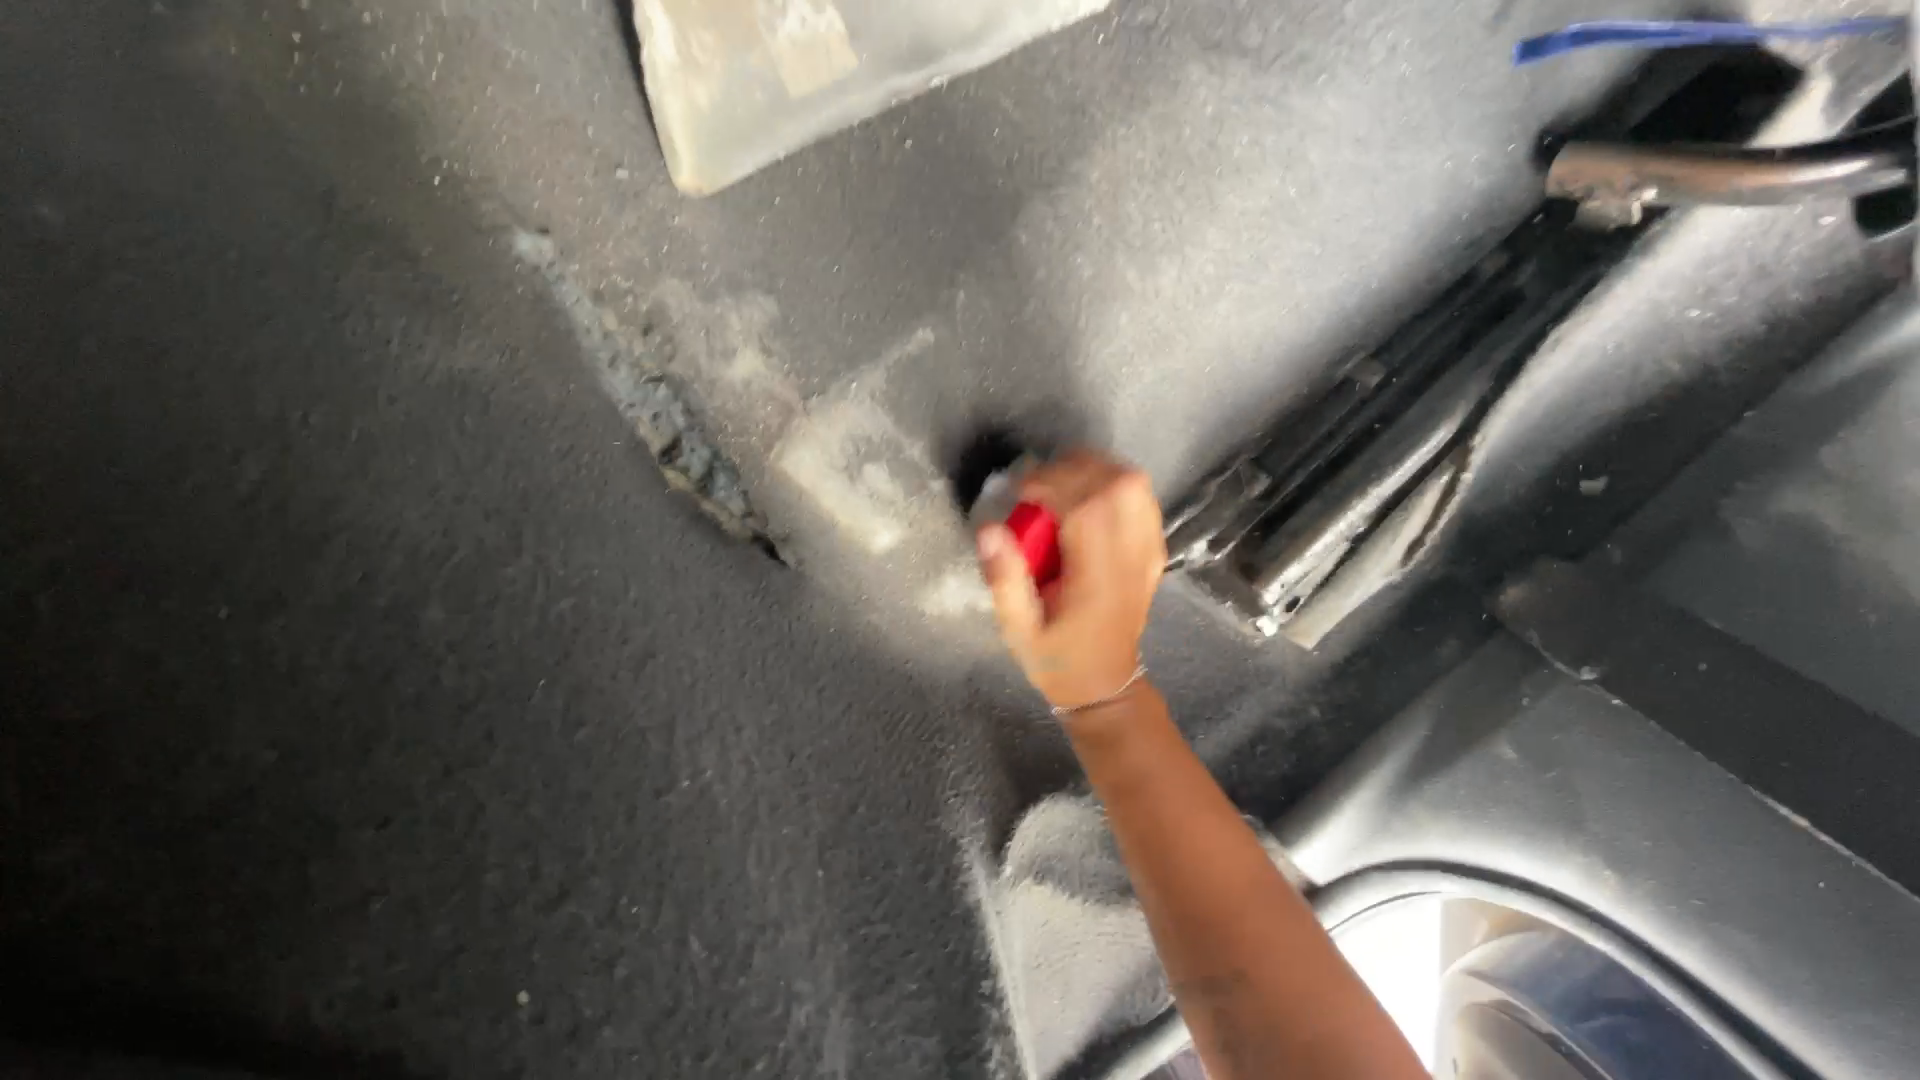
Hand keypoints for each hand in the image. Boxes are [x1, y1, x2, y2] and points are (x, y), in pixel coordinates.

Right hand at [976, 450, 1165, 709]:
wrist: (1106, 683)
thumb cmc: (1058, 660)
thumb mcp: (1018, 631)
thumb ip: (1004, 580)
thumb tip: (989, 528)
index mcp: (1098, 579)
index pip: (1086, 508)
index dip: (1051, 484)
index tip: (1020, 491)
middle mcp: (1131, 559)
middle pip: (1118, 485)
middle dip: (1073, 469)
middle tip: (1038, 484)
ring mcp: (1148, 552)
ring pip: (1135, 484)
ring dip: (1095, 471)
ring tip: (1060, 483)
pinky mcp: (1153, 550)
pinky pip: (1143, 498)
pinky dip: (1114, 484)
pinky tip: (1088, 495)